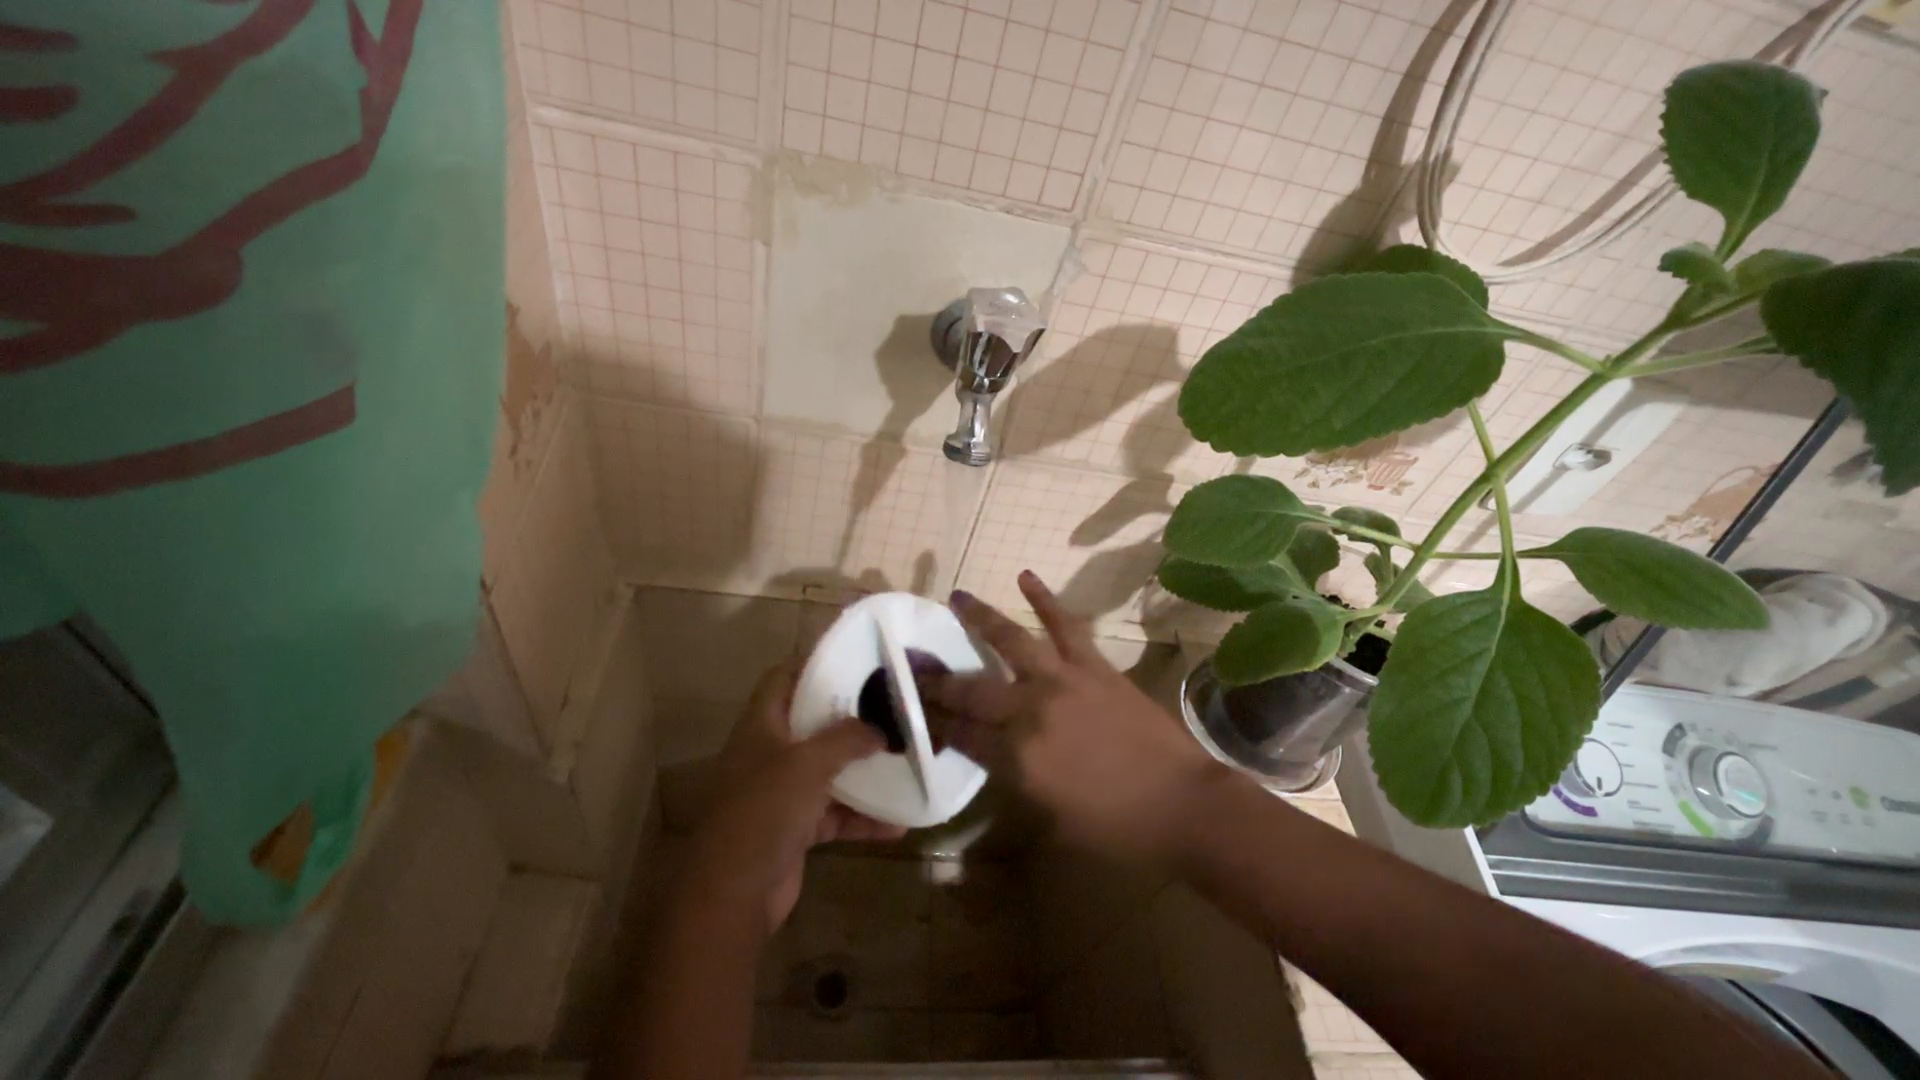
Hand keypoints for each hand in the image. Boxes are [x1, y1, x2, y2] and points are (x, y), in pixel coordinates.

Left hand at [688, 660, 905, 930]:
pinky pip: (835, 815)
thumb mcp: (808, 764)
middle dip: (852, 720)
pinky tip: (899, 824)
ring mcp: (781, 793)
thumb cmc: (765, 811)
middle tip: (894, 710)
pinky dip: (863, 818)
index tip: (857, 661)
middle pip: (812, 725)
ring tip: (906, 764)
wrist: (733, 892)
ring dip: (864, 772)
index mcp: (761, 726)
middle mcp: (768, 754)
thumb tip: (878, 728)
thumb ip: (845, 739)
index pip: (783, 679)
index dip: (814, 664)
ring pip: (829, 772)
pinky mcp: (795, 830)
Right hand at [922, 571, 1225, 864]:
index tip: (910, 710)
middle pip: (971, 690)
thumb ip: (1015, 785)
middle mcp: (1030, 711)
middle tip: (911, 665)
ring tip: (956, 597)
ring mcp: (1063, 681)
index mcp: (1015, 759)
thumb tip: (993, 757)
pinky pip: (1066, 625)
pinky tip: (1026, 577)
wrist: (1184, 805)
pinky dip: (1045, 599)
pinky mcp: (1095, 667)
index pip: (959, 735)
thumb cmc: (1118, 831)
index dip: (931, 723)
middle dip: (936, 680)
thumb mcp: (1052, 823)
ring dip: (979, 618)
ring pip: (1011, 641)